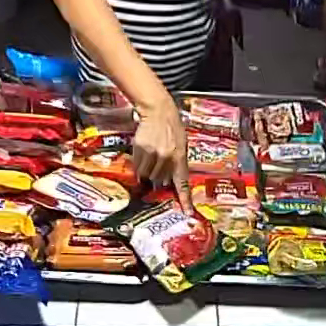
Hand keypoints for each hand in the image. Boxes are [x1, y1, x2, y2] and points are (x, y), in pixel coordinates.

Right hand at [132, 94, 191, 208]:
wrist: (158, 111)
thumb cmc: (172, 129)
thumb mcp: (181, 146)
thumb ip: (177, 163)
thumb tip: (169, 181)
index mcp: (180, 158)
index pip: (183, 183)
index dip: (185, 200)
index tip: (187, 213)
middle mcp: (167, 158)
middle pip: (161, 180)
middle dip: (159, 178)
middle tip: (158, 165)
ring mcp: (154, 154)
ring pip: (148, 175)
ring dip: (148, 171)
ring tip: (150, 157)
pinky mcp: (142, 150)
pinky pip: (138, 166)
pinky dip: (139, 165)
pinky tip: (143, 153)